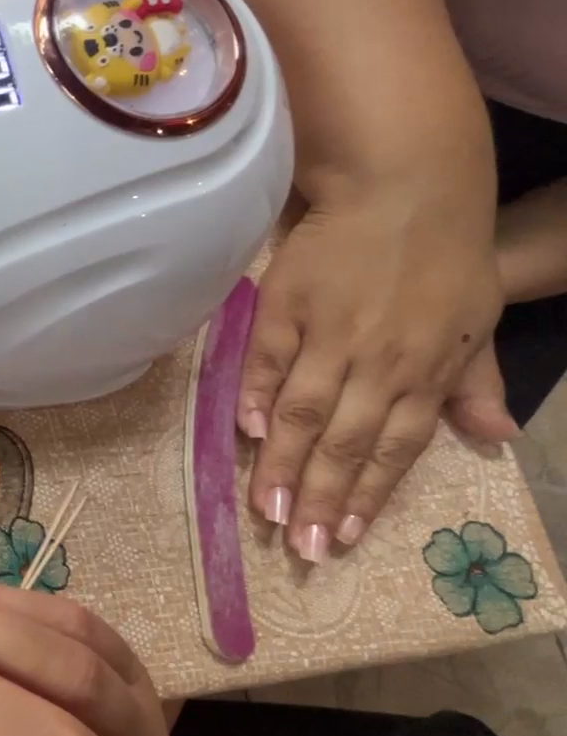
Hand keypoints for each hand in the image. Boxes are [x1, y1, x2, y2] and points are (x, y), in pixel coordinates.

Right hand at [241, 170, 516, 560]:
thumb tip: (486, 439)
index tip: (343, 539)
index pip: (395, 447)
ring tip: (266, 509)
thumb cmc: (437, 257)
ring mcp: (329, 336)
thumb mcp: (477, 320)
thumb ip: (472, 382)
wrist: (402, 187)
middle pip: (347, 441)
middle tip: (300, 547)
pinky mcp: (285, 310)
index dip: (369, 496)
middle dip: (324, 498)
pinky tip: (248, 436)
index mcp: (429, 368)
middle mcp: (382, 361)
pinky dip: (257, 399)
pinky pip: (267, 363)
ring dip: (285, 465)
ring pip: (305, 413)